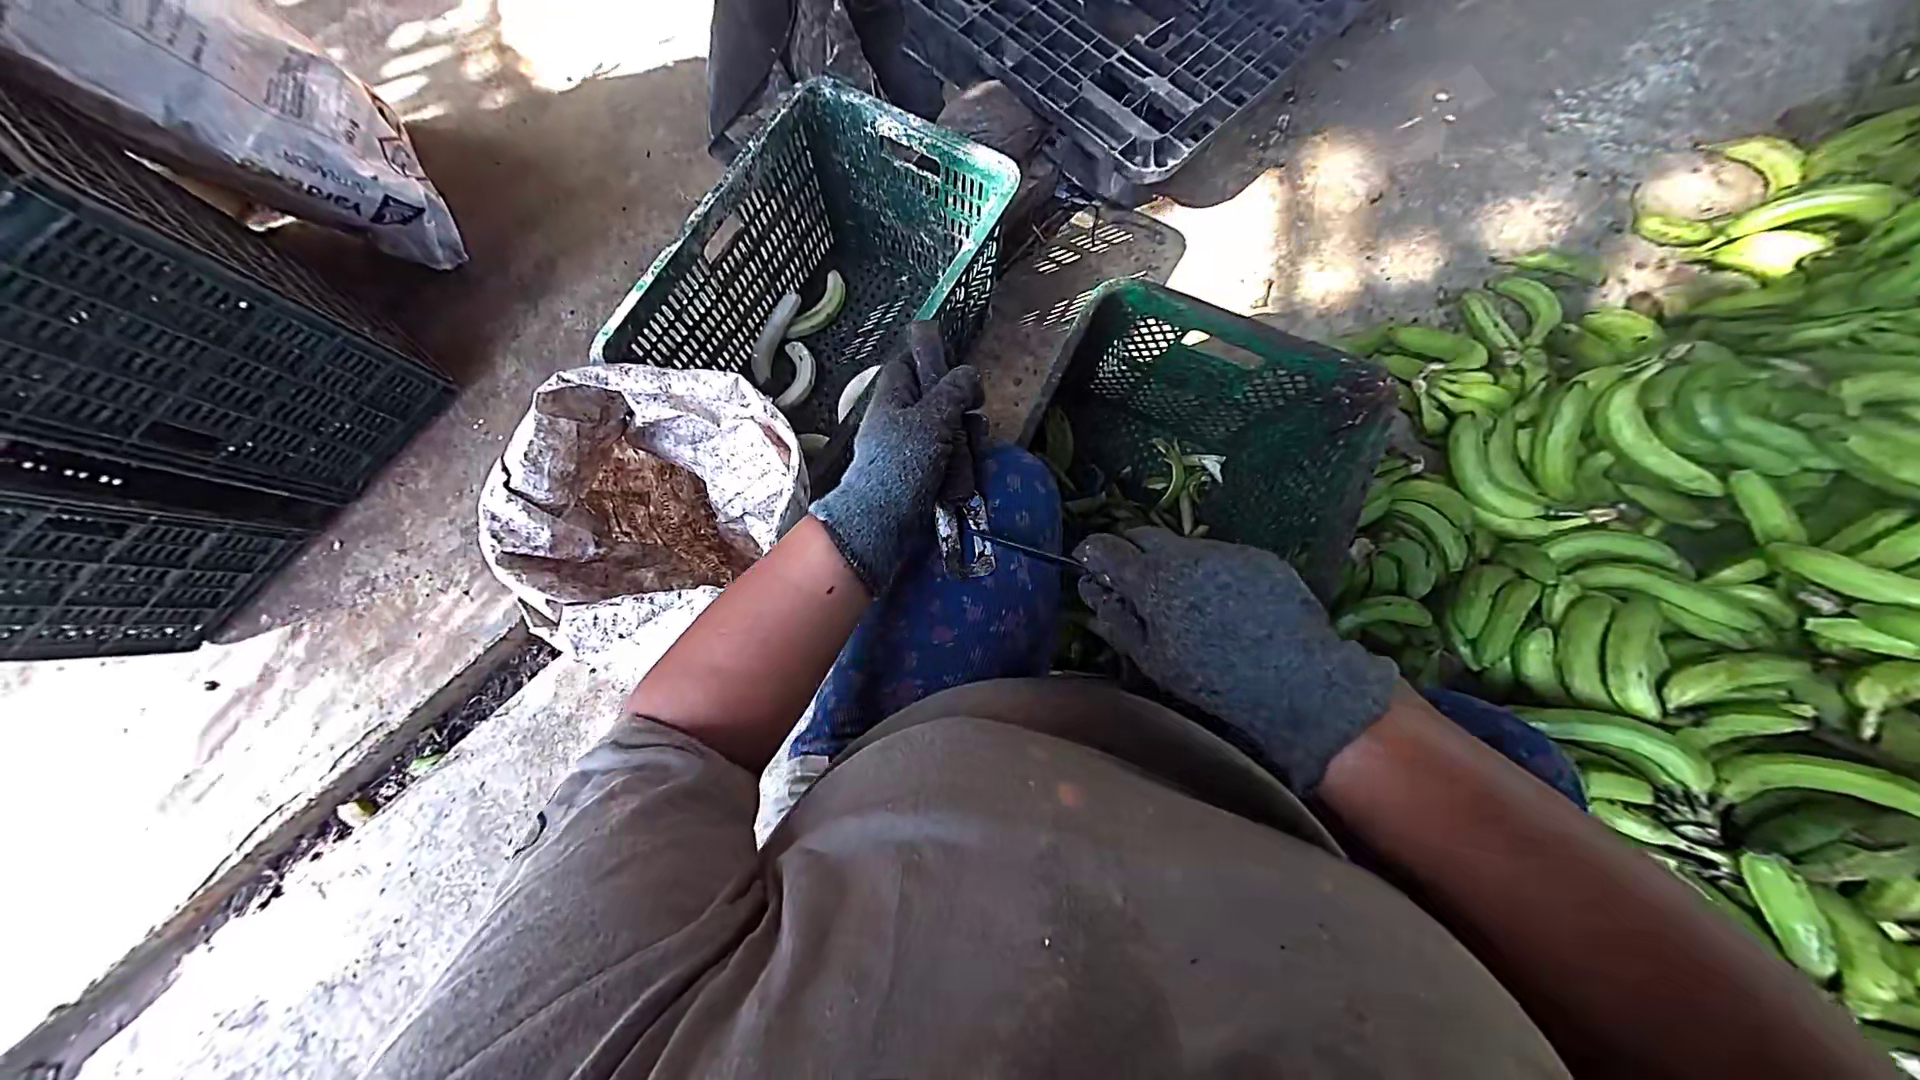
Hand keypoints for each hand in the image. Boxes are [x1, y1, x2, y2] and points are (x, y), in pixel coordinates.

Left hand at [809, 353, 981, 593]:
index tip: (956, 370)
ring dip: (967, 441)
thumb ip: (953, 391)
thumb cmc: (900, 464)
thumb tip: (969, 374)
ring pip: (953, 433)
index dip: (930, 362)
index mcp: (893, 399)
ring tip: (967, 454)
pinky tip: (966, 474)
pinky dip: (963, 466)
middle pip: (941, 402)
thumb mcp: (931, 418)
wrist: (885, 522)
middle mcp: (902, 423)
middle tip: (970, 419)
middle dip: (962, 410)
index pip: (907, 366)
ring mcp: (915, 452)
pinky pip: (953, 462)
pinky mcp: (929, 477)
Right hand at [1074, 527, 1397, 790]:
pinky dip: (1208, 571)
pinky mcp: (1257, 556)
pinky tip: (1224, 603)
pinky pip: (1218, 556)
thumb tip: (1090, 589)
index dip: (1092, 554)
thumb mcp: (1152, 657)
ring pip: (1182, 545)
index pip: (1107, 547)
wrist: (1296, 679)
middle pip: (1142, 534)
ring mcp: (1224, 551)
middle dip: (1130, 551)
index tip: (1089, 564)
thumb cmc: (1212, 678)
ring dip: (1172, 563)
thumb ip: (1116, 618)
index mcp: (1152, 579)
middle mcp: (1185, 554)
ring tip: (1187, 600)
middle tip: (1135, 583)